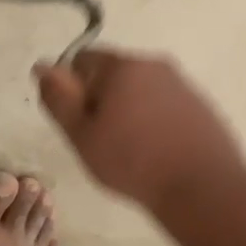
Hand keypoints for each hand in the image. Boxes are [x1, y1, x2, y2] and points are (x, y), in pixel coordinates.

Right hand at [33, 48, 244, 211]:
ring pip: (137, 89)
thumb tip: (42, 66)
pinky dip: (151, 119)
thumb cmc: (131, 160)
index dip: (71, 88)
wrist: (203, 186)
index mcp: (122, 66)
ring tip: (128, 148)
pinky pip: (161, 103)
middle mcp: (154, 64)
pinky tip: (153, 150)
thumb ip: (58, 98)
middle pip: (111, 73)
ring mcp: (181, 83)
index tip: (77, 120)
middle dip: (99, 98)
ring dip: (125, 109)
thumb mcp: (81, 134)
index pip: (80, 59)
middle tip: (98, 139)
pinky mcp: (200, 104)